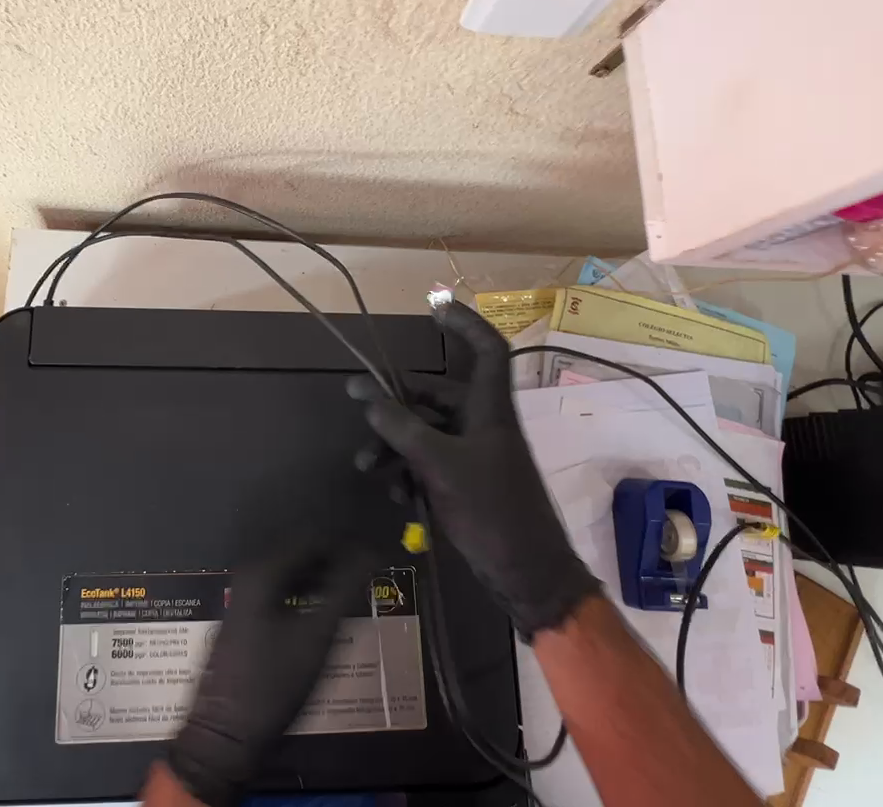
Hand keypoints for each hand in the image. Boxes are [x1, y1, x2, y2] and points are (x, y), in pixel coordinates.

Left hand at [166, 541, 375, 806]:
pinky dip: (305, 589)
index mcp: (262, 571)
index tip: (374, 554)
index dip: (346, 543)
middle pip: (299, 550)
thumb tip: (371, 554)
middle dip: (335, 557)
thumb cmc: (274, 683)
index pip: (312, 537)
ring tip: (355, 587)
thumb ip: (345, 589)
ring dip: (321, 574)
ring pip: (290, 570)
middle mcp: (249, 574)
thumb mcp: (318, 636)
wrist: (226, 734)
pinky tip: (325, 606)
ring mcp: (243, 595)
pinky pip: (281, 587)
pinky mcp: (245, 615)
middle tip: (369, 570)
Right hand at [348, 301, 598, 640]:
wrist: (526, 574)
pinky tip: (395, 493)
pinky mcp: (465, 482)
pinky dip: (406, 471)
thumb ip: (399, 426)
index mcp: (488, 408)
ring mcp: (473, 454)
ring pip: (422, 432)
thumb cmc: (492, 511)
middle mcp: (481, 423)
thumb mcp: (438, 464)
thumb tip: (364, 393)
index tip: (433, 308)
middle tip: (356, 405)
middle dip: (393, 406)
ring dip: (392, 446)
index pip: (486, 350)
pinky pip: (426, 461)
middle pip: (432, 397)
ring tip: (367, 469)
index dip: (464, 324)